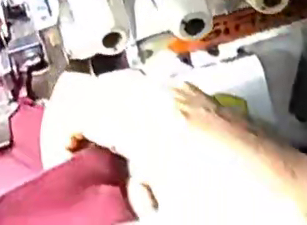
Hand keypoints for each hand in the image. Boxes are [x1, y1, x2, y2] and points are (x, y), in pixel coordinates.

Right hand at [40, 69, 306, 223]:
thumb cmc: (251, 221)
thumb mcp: (170, 217)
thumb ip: (127, 207)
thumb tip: (96, 209)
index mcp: (145, 111)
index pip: (70, 100)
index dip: (55, 141)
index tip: (66, 187)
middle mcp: (164, 94)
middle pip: (95, 102)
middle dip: (89, 150)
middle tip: (101, 199)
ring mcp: (193, 103)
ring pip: (127, 113)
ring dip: (122, 155)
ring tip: (146, 206)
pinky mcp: (217, 121)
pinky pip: (160, 123)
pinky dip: (152, 155)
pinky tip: (179, 200)